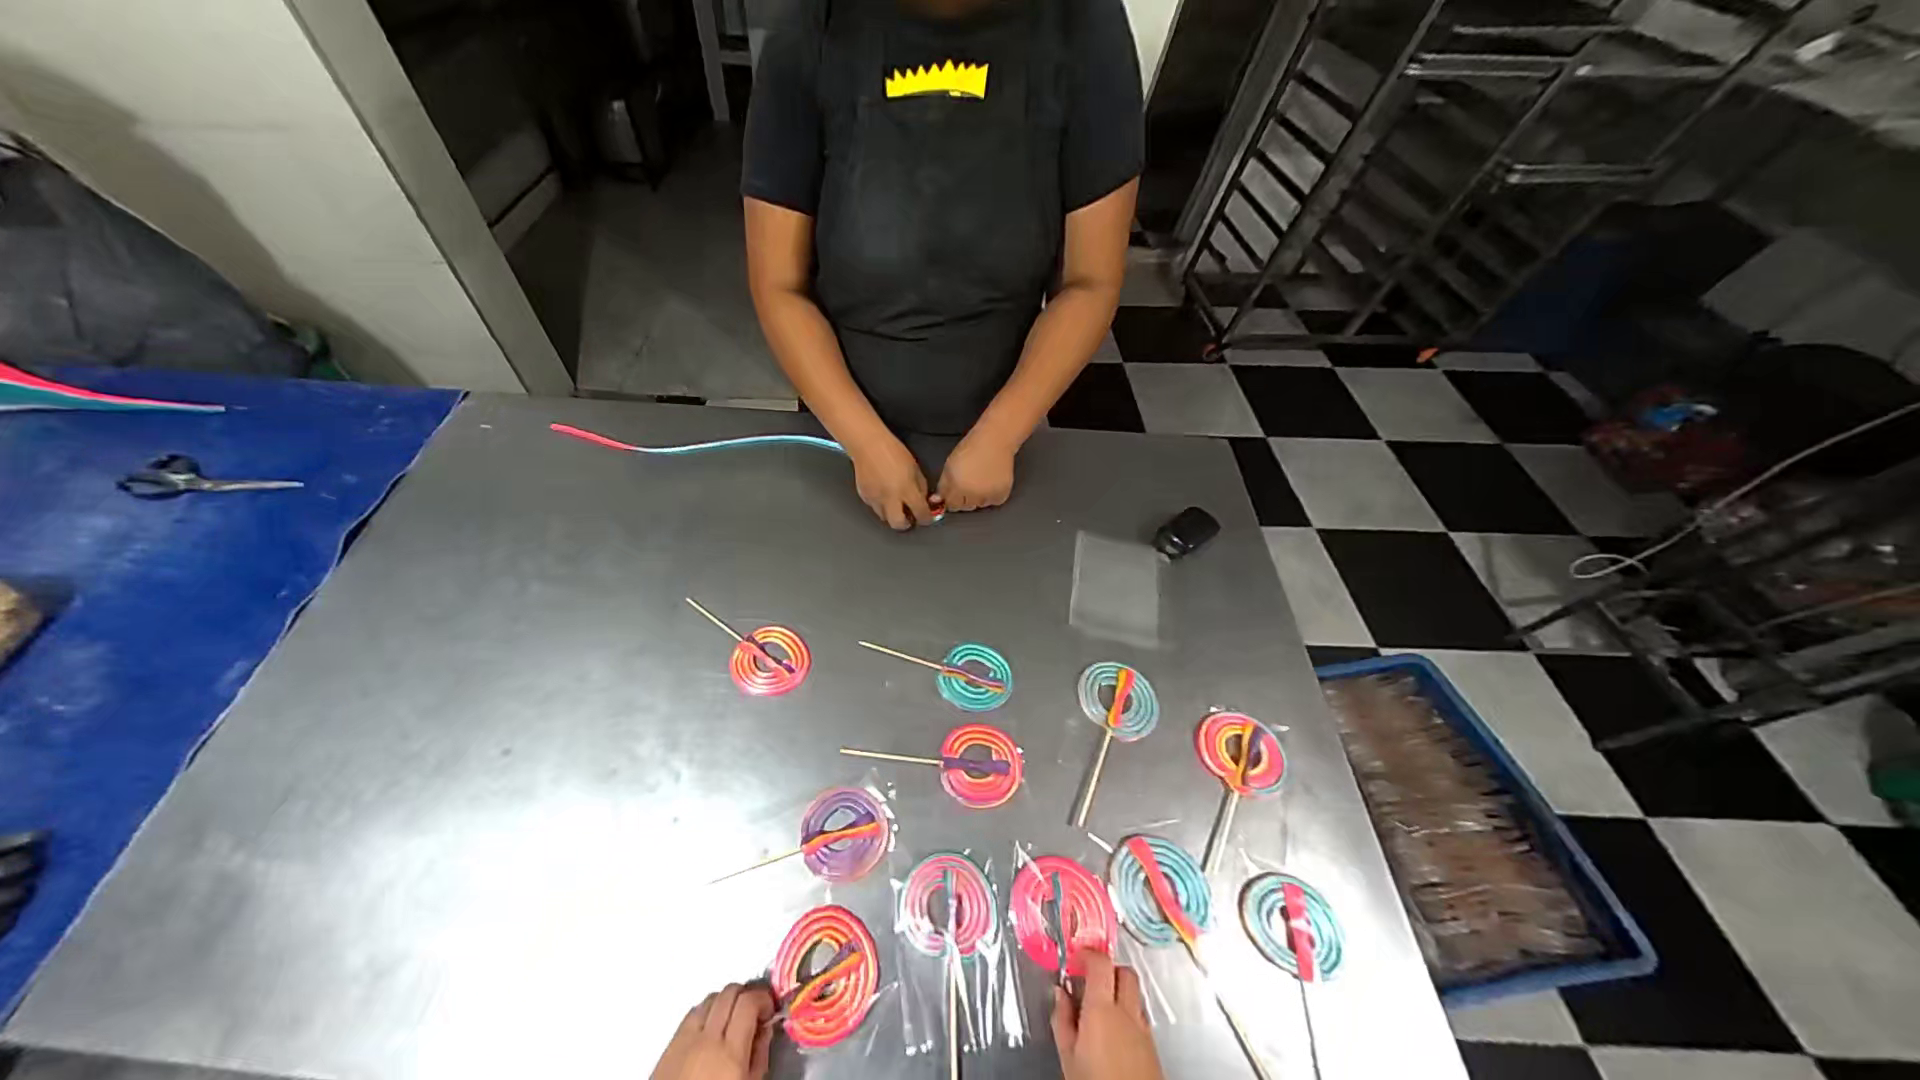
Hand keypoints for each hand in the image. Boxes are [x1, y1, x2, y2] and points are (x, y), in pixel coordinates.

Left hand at [649, 983, 773, 1079]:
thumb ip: (759, 1055)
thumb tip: (764, 1027)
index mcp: (730, 1052)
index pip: (748, 1001)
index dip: (763, 998)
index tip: (769, 1010)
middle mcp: (706, 1039)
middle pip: (728, 992)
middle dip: (745, 995)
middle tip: (753, 1012)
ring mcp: (684, 1040)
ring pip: (708, 999)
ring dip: (724, 1002)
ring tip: (730, 1020)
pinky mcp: (667, 1047)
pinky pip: (690, 1015)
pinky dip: (705, 1013)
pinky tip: (709, 1030)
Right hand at [848, 432, 935, 529]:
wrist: (868, 444)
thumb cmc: (892, 450)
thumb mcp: (914, 467)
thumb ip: (920, 485)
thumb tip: (922, 498)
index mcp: (906, 489)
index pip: (920, 513)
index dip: (926, 518)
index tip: (926, 517)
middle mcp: (890, 497)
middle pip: (898, 525)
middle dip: (906, 523)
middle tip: (909, 518)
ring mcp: (875, 498)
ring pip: (885, 518)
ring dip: (892, 514)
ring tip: (896, 505)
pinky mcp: (864, 496)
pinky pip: (874, 507)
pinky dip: (881, 505)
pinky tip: (884, 495)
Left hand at [936, 430, 1015, 511]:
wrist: (995, 441)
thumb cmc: (969, 449)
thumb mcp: (949, 466)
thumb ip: (943, 486)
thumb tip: (936, 501)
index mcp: (958, 488)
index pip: (951, 505)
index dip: (951, 498)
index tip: (953, 491)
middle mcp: (973, 496)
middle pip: (965, 507)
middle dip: (963, 499)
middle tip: (967, 483)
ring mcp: (989, 497)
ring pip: (979, 505)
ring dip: (977, 498)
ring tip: (979, 482)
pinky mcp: (1002, 495)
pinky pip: (993, 502)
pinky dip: (990, 496)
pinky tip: (990, 484)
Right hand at [1051, 951, 1163, 1079]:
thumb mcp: (1068, 1055)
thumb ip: (1062, 1019)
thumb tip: (1060, 992)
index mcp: (1102, 1009)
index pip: (1101, 963)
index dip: (1088, 954)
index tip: (1075, 960)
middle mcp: (1127, 1012)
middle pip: (1124, 971)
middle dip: (1107, 968)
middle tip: (1088, 979)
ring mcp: (1144, 1028)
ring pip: (1135, 993)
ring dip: (1119, 990)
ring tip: (1099, 1007)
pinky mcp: (1153, 1045)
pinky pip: (1140, 1015)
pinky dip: (1127, 1012)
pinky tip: (1114, 1032)